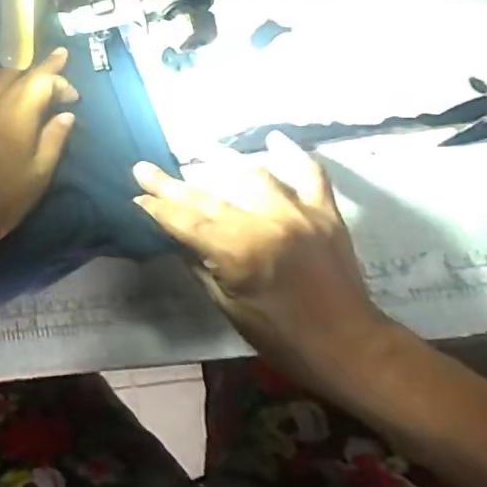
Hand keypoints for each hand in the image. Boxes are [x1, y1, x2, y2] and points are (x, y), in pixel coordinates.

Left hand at [0, 46, 79, 258]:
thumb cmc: (5, 198)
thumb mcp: (40, 173)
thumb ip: (53, 139)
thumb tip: (66, 115)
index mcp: (18, 113)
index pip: (42, 81)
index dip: (60, 82)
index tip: (74, 98)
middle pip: (18, 74)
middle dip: (40, 69)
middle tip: (58, 64)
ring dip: (14, 72)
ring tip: (28, 68)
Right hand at [132, 132, 394, 390]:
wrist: (349, 347)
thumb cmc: (280, 336)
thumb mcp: (226, 305)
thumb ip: (199, 263)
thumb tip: (174, 235)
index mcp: (238, 253)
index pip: (185, 222)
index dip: (157, 208)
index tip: (136, 195)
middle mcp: (266, 225)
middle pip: (208, 198)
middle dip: (171, 185)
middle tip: (144, 169)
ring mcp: (298, 214)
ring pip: (252, 176)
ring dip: (221, 161)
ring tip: (199, 150)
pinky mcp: (325, 214)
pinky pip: (310, 175)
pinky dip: (293, 155)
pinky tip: (275, 138)